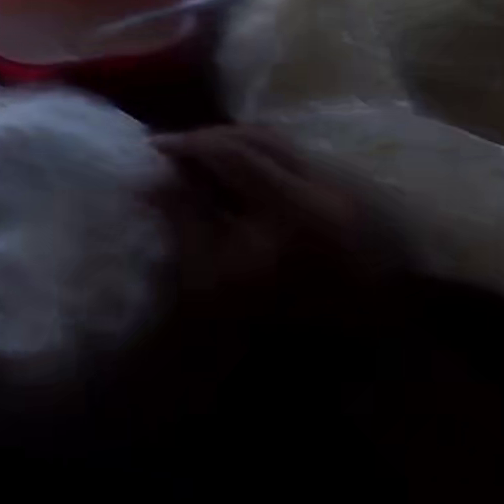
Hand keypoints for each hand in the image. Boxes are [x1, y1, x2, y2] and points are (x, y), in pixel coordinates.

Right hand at [152, 126, 393, 330]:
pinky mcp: (352, 207)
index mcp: (295, 210)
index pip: (233, 152)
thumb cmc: (264, 323)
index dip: (187, 144)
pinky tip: (233, 180)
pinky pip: (300, 165)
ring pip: (284, 147)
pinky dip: (260, 163)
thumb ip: (180, 215)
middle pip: (262, 139)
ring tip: (200, 162)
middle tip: (174, 149)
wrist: (339, 364)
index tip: (152, 147)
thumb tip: (151, 178)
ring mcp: (350, 198)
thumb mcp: (206, 271)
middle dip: (211, 138)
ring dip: (236, 147)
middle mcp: (331, 192)